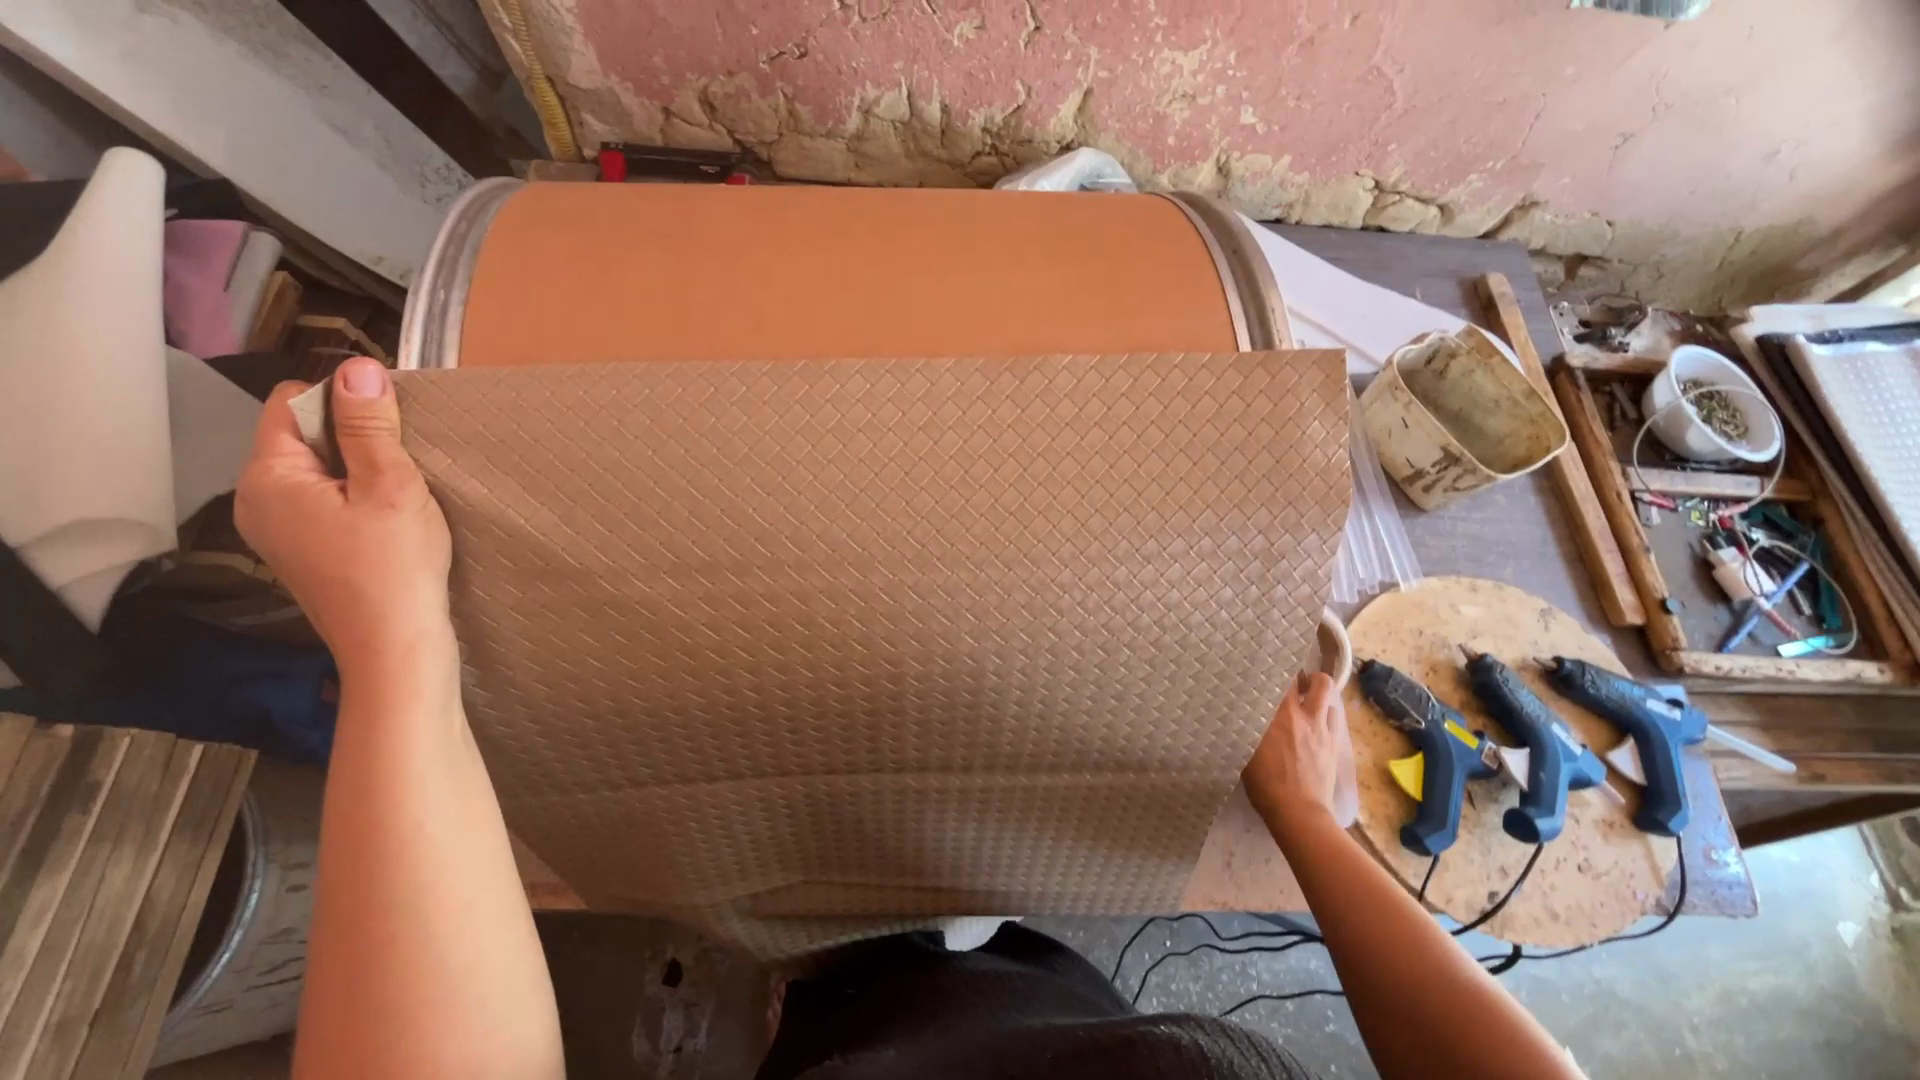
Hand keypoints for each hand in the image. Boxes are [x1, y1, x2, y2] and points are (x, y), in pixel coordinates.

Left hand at [235, 357, 452, 677]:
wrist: (395, 644)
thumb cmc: (395, 564)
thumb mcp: (390, 485)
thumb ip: (369, 426)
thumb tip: (356, 367)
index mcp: (268, 477)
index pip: (290, 403)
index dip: (342, 401)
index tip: (391, 426)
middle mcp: (256, 499)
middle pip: (302, 437)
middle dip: (353, 438)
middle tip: (404, 466)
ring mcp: (275, 530)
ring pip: (316, 472)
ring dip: (359, 471)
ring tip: (400, 495)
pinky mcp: (300, 552)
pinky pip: (322, 502)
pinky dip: (355, 499)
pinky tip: (388, 522)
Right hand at [1242, 671, 1344, 826]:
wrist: (1299, 812)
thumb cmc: (1265, 784)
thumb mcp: (1245, 751)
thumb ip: (1247, 726)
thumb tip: (1240, 711)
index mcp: (1279, 715)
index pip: (1282, 679)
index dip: (1278, 671)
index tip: (1269, 670)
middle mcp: (1305, 716)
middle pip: (1317, 681)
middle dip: (1306, 678)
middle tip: (1294, 684)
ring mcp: (1324, 730)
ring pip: (1330, 698)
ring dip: (1319, 696)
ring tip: (1307, 702)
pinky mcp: (1335, 744)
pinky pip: (1334, 719)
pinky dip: (1326, 715)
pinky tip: (1316, 724)